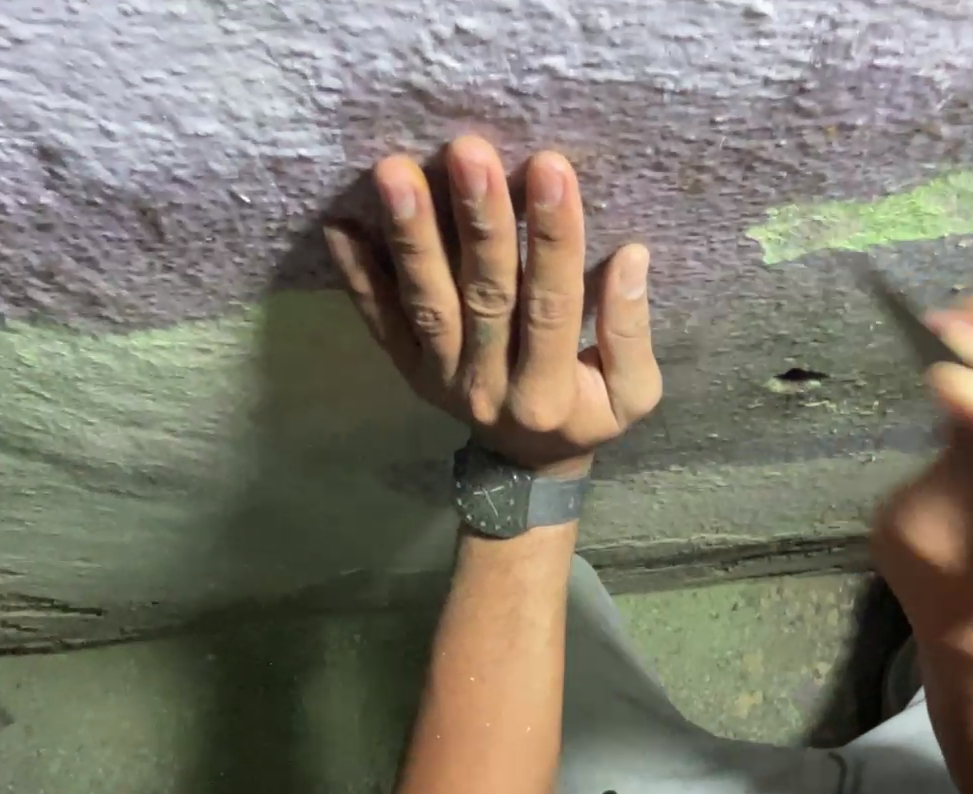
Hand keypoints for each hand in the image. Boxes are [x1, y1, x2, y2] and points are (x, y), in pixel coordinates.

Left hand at [324, 137, 661, 475]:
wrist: (527, 463)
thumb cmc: (586, 416)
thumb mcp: (632, 394)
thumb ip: (632, 333)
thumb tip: (632, 257)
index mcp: (548, 394)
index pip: (553, 307)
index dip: (554, 240)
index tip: (551, 168)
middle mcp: (490, 386)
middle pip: (485, 297)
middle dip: (479, 224)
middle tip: (469, 152)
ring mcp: (442, 378)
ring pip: (428, 304)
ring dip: (413, 238)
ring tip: (397, 174)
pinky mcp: (410, 370)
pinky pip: (381, 324)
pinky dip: (358, 277)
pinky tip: (341, 227)